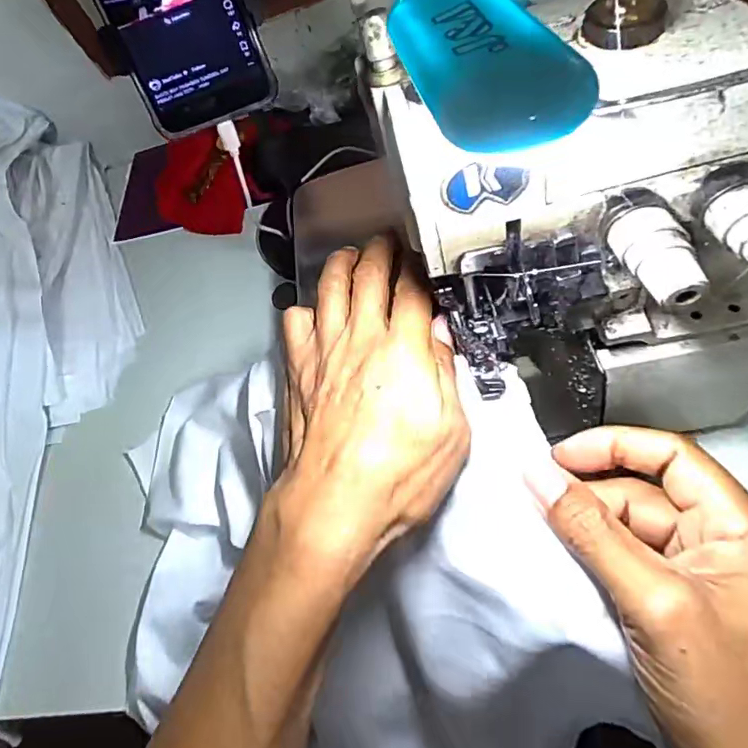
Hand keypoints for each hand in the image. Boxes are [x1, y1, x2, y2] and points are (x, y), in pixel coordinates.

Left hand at [271, 235, 470, 582]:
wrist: (333, 506)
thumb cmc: (400, 475)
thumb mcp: (452, 430)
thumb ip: (445, 371)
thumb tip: (439, 333)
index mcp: (403, 349)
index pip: (412, 287)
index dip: (420, 265)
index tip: (425, 255)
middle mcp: (361, 339)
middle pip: (368, 274)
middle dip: (381, 249)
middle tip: (391, 241)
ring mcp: (324, 352)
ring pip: (329, 287)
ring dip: (343, 263)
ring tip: (353, 256)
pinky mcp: (299, 371)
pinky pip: (295, 322)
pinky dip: (306, 307)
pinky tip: (316, 310)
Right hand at [528, 426, 747, 747]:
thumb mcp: (658, 610)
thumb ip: (597, 536)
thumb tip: (548, 481)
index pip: (675, 458)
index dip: (614, 447)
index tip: (562, 455)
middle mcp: (738, 551)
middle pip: (654, 497)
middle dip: (597, 495)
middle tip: (543, 502)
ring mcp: (721, 587)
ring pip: (647, 536)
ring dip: (601, 534)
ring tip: (554, 538)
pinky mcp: (703, 618)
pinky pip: (650, 572)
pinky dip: (614, 568)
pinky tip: (581, 573)